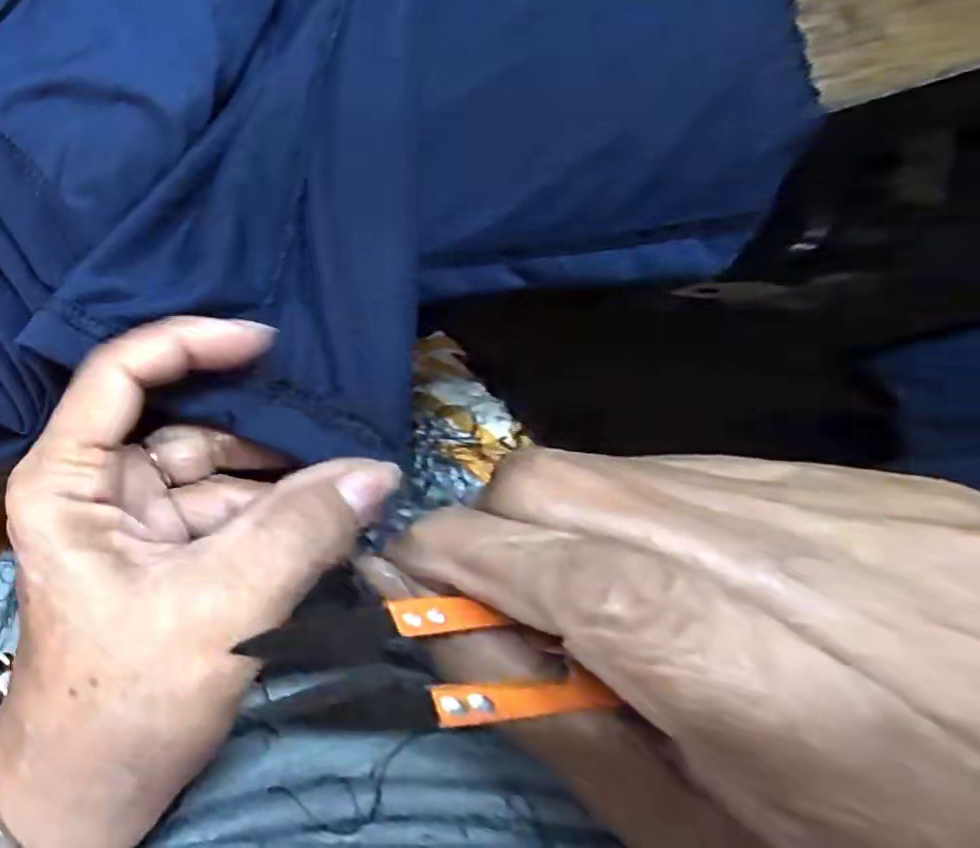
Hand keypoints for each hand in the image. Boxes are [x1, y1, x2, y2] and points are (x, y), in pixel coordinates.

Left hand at [0, 317, 398, 847]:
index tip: (259, 338)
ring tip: (345, 474)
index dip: (185, 342)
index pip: (118, 374)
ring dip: (271, 473)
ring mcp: (124, 512)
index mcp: (64, 476)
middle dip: (250, 420)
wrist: (90, 787)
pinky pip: (216, 508)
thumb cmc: (123, 699)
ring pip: (205, 467)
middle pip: (173, 419)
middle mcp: (89, 480)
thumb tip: (373, 471)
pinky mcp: (154, 544)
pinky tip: (323, 513)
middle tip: (327, 411)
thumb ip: (297, 535)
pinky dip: (267, 511)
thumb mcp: (217, 611)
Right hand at [388, 449, 979, 847]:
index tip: (416, 581)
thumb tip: (396, 590)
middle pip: (552, 484)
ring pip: (606, 464)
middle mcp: (799, 565)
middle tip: (519, 597)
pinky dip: (648, 511)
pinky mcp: (877, 482)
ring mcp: (849, 506)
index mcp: (760, 688)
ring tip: (622, 590)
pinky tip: (709, 575)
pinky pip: (688, 467)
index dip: (448, 556)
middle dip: (494, 529)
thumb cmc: (859, 845)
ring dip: (567, 518)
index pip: (541, 562)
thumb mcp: (680, 826)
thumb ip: (522, 699)